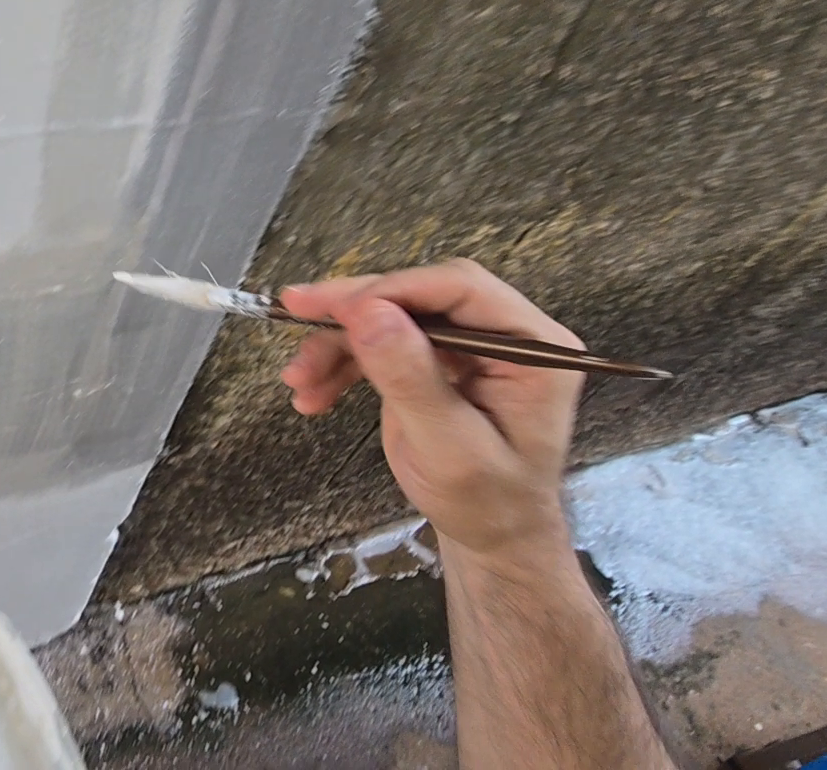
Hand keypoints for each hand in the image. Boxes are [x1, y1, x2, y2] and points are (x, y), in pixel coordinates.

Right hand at [278, 259, 583, 562]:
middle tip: (295, 309)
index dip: (395, 290)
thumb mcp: (449, 448)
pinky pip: (375, 342)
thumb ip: (411, 380)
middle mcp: (498, 333)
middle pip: (415, 294)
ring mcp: (461, 344)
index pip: (460, 289)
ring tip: (296, 378)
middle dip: (351, 307)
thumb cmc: (485, 502)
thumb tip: (367, 313)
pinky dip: (338, 364)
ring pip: (386, 315)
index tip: (338, 309)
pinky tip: (311, 394)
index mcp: (531, 345)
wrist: (487, 537)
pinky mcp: (427, 357)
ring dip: (335, 343)